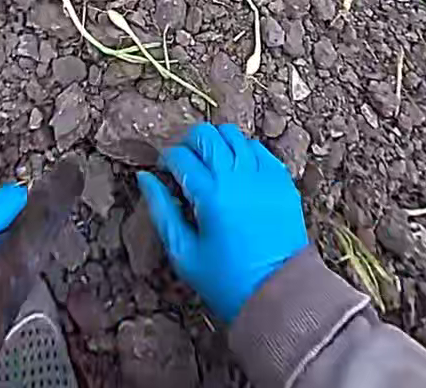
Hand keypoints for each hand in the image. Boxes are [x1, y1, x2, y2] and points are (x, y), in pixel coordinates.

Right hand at [136, 123, 308, 321]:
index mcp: (211, 194)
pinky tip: (236, 170)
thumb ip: (161, 210)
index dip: (167, 158)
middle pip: (206, 134)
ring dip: (216, 141)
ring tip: (210, 162)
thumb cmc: (225, 279)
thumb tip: (145, 177)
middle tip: (185, 160)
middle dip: (189, 142)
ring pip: (232, 134)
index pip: (180, 156)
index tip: (165, 169)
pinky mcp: (280, 175)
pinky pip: (257, 147)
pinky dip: (242, 151)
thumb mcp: (183, 252)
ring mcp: (262, 172)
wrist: (278, 291)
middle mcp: (237, 174)